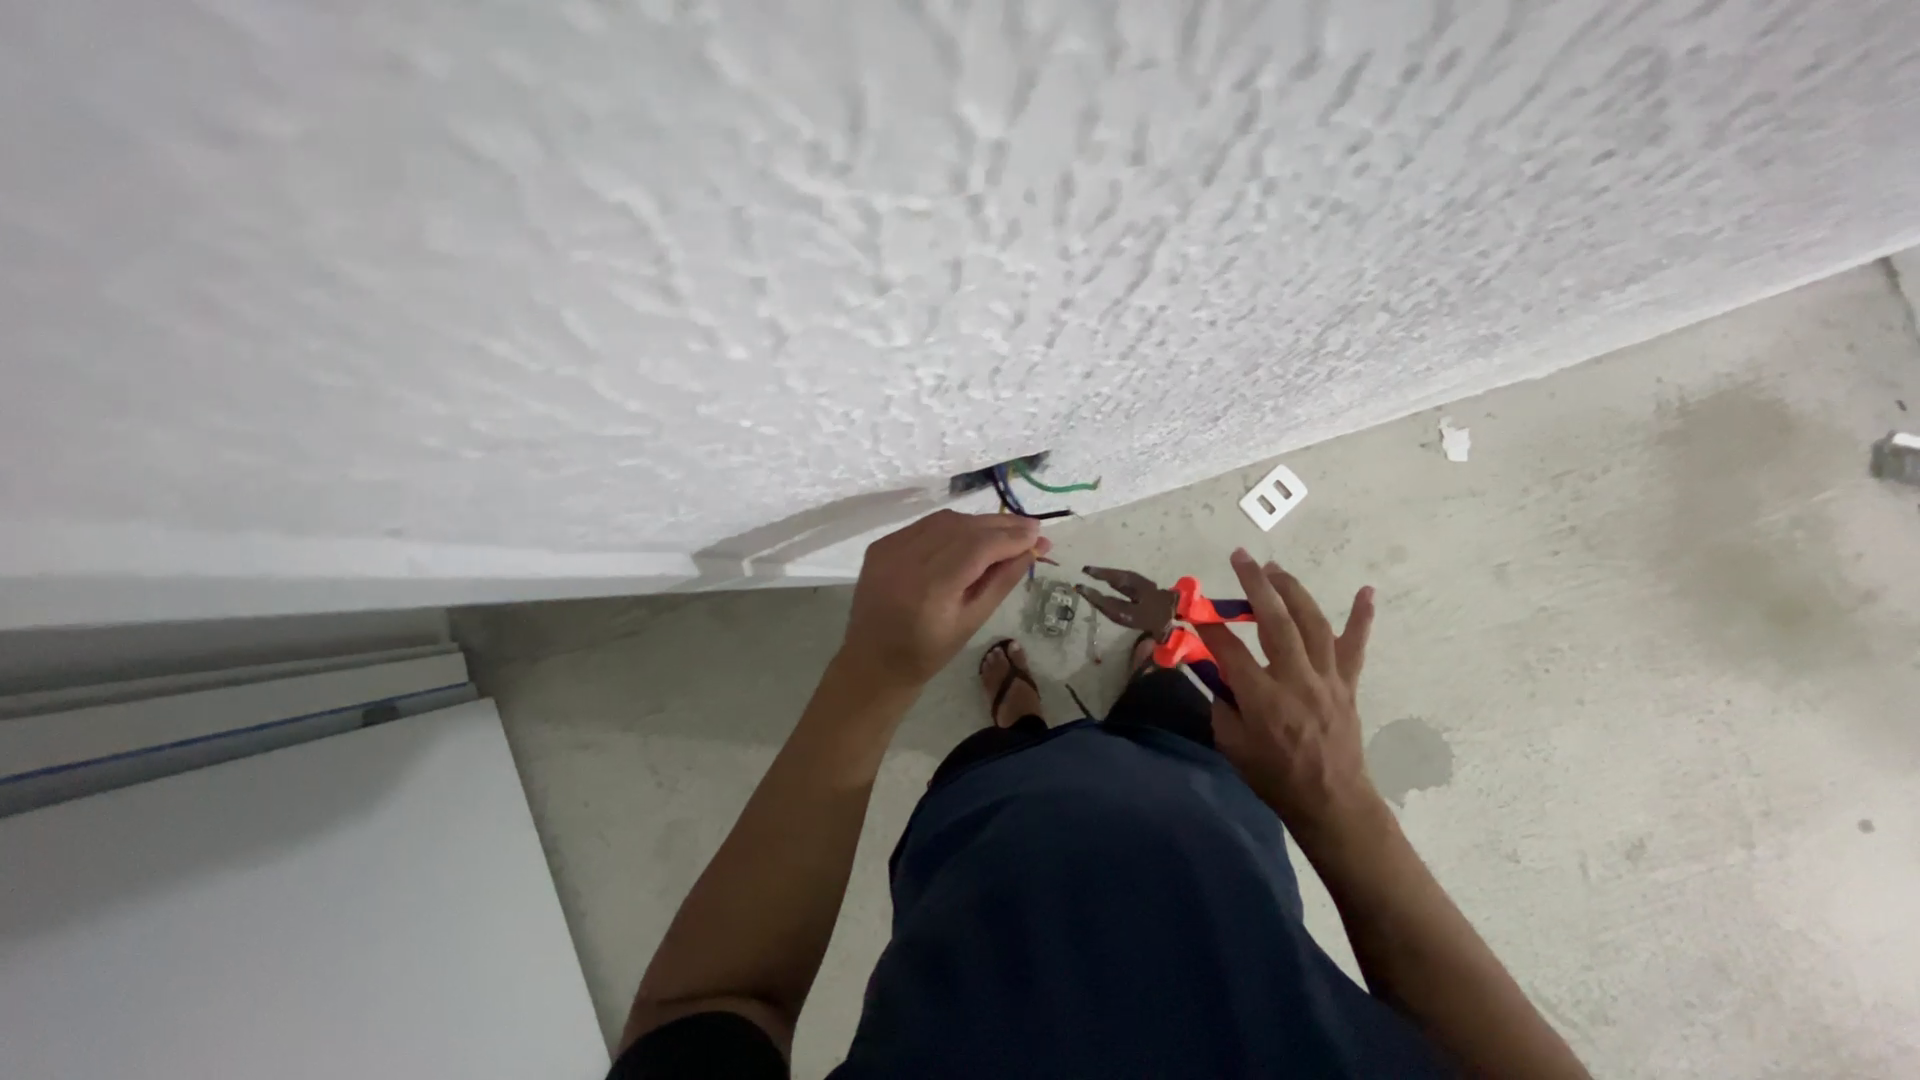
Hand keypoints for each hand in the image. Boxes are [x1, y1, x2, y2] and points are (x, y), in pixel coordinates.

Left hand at [840, 510, 1051, 689]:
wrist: (873, 661)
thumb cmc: (928, 652)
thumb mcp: (972, 621)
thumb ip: (1002, 581)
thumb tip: (1033, 548)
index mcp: (930, 588)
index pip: (978, 546)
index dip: (1011, 536)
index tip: (1039, 533)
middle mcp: (907, 560)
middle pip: (963, 527)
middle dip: (1000, 525)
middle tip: (1031, 528)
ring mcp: (889, 548)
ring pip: (944, 521)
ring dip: (978, 523)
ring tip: (1005, 532)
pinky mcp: (881, 545)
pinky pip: (924, 526)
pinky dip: (952, 527)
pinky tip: (970, 535)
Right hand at [1194, 549, 1382, 846]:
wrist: (1331, 802)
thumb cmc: (1275, 777)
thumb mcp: (1232, 745)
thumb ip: (1221, 704)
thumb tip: (1217, 672)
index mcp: (1263, 698)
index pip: (1229, 649)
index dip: (1208, 626)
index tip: (1192, 609)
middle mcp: (1296, 680)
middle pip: (1275, 621)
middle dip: (1255, 585)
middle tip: (1240, 557)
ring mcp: (1327, 678)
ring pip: (1312, 622)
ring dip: (1292, 590)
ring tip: (1274, 569)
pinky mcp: (1348, 683)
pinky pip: (1355, 645)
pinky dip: (1361, 617)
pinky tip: (1366, 591)